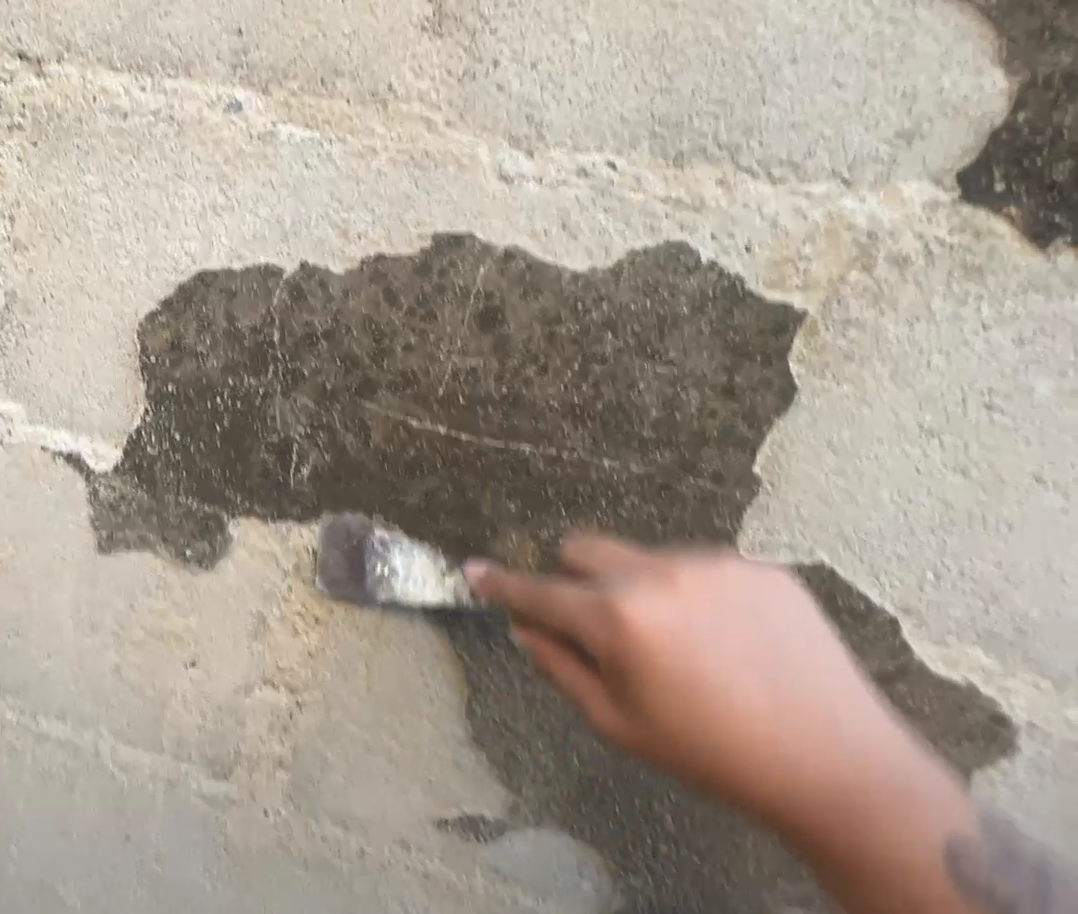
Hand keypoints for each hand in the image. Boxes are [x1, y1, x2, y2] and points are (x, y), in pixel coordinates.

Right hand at [464, 535, 934, 832]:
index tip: (474, 570)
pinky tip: (727, 637)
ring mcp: (714, 565)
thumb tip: (526, 629)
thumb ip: (559, 666)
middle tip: (602, 625)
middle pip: (582, 548)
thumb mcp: (616, 723)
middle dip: (576, 579)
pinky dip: (692, 593)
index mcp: (618, 618)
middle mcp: (658, 575)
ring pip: (642, 556)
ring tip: (684, 643)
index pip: (538, 591)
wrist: (840, 767)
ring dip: (638, 586)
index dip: (501, 584)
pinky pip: (699, 566)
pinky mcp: (760, 568)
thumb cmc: (712, 754)